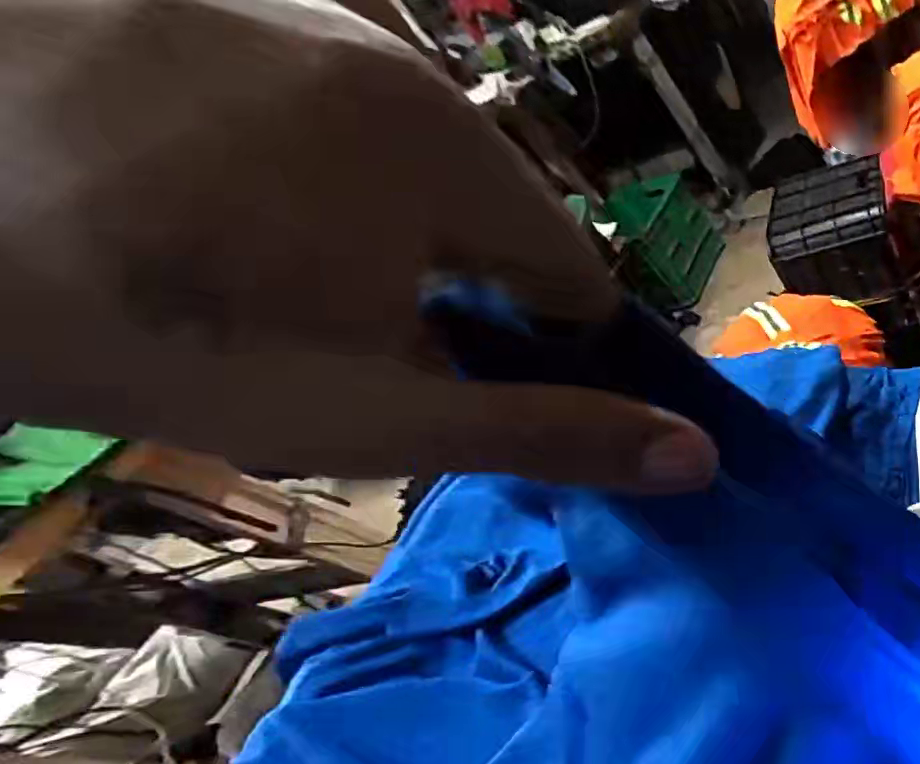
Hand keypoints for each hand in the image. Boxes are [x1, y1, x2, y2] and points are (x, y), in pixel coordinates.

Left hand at [1, 0, 714, 493]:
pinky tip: (215, 192)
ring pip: (428, 177)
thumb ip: (553, 436)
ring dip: (390, 239)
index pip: (580, 282)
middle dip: (460, 296)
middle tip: (343, 333)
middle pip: (507, 226)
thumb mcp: (370, 417)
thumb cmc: (117, 326)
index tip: (455, 381)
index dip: (540, 352)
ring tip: (265, 265)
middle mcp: (388, 53)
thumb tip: (699, 458)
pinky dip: (322, 176)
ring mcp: (290, 8)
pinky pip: (342, 119)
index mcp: (443, 150)